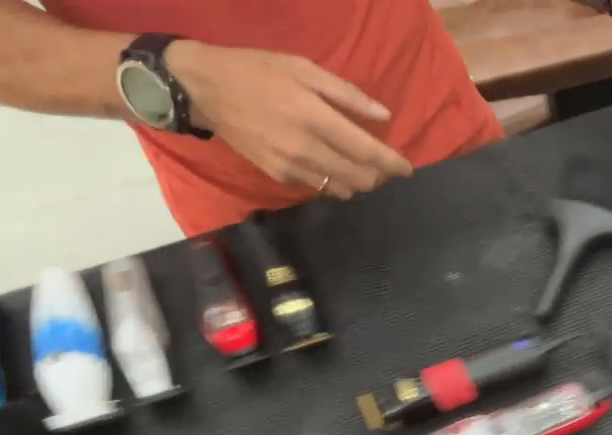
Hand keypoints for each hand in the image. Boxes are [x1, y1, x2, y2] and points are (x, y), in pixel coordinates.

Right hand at [167, 41, 411, 198]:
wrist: (204, 88)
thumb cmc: (257, 70)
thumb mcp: (303, 68)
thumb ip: (347, 95)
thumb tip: (384, 116)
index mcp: (315, 116)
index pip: (367, 152)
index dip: (393, 164)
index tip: (407, 169)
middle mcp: (306, 147)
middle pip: (360, 178)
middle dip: (379, 176)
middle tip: (384, 167)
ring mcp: (292, 166)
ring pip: (342, 189)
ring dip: (358, 182)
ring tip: (361, 168)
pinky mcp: (280, 175)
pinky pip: (320, 188)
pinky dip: (334, 183)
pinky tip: (333, 168)